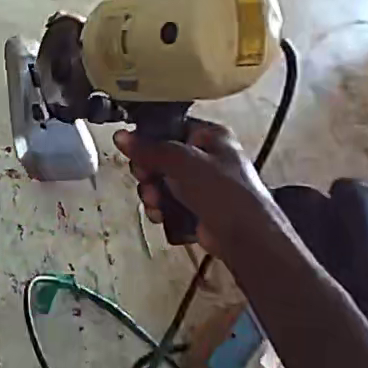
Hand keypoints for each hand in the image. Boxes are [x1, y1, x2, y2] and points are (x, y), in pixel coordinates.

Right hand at [112, 119, 285, 252]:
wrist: (247, 241)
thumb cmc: (223, 193)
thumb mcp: (183, 162)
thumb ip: (149, 148)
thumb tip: (120, 136)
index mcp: (211, 136)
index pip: (170, 126)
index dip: (149, 138)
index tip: (134, 151)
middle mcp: (207, 157)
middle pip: (160, 156)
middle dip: (148, 172)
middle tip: (146, 179)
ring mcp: (202, 184)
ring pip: (160, 181)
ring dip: (151, 193)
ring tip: (156, 203)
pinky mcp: (196, 207)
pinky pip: (167, 201)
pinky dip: (160, 208)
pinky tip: (161, 215)